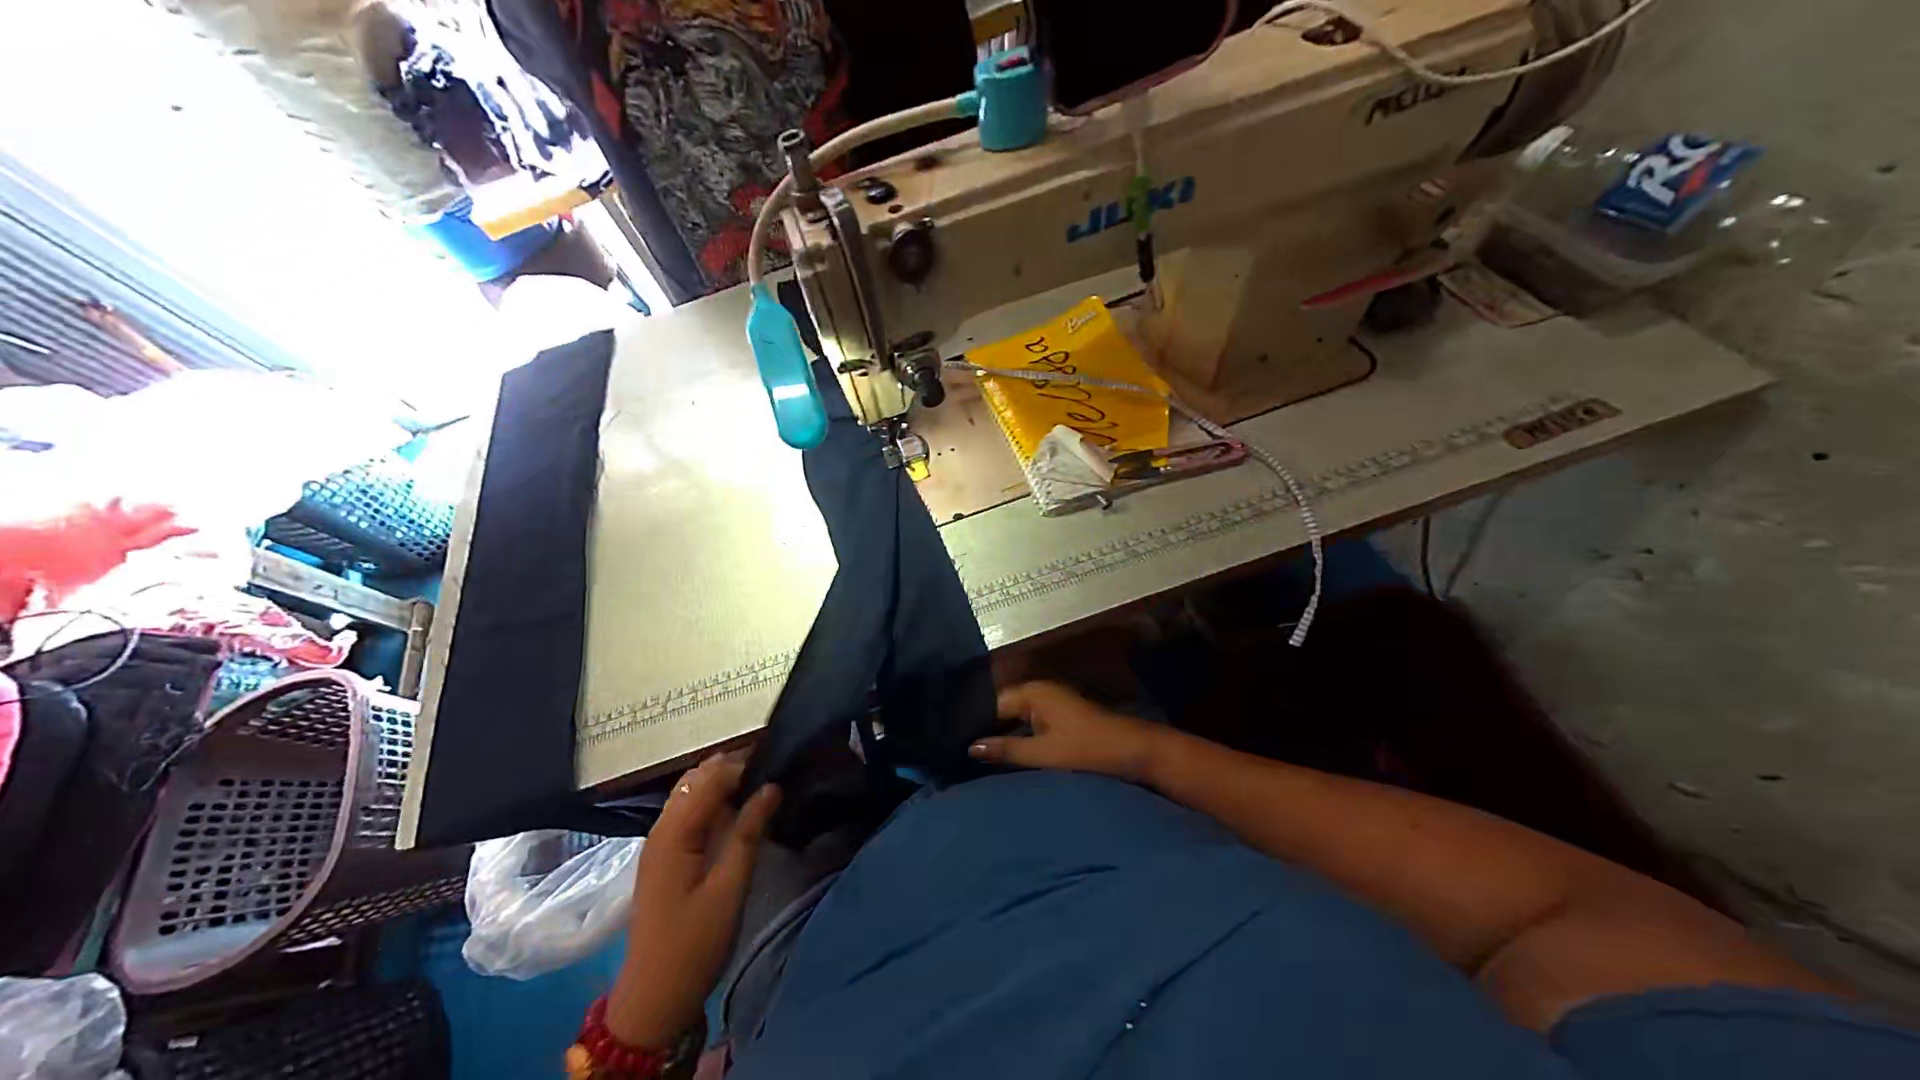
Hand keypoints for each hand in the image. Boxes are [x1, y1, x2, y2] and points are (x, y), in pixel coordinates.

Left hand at [606, 753, 780, 1046]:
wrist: (654, 997)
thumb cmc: (695, 943)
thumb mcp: (730, 888)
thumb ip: (748, 832)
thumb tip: (771, 786)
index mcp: (674, 832)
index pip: (710, 778)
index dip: (744, 765)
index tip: (780, 762)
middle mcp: (662, 828)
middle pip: (696, 778)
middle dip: (733, 768)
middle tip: (774, 771)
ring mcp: (660, 842)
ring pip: (690, 793)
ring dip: (722, 783)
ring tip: (761, 787)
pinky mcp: (665, 856)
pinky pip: (688, 812)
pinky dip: (712, 802)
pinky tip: (738, 812)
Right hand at [968, 681, 1172, 782]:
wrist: (1134, 753)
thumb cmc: (1086, 751)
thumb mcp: (1042, 754)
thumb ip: (1004, 750)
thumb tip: (969, 747)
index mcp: (1032, 692)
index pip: (990, 702)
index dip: (972, 722)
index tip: (951, 742)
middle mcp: (1039, 691)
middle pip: (1001, 708)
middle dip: (984, 728)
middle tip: (958, 750)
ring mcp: (1051, 703)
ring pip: (1015, 717)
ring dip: (1000, 734)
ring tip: (974, 755)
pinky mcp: (1060, 717)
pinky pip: (1028, 723)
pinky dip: (1016, 736)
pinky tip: (1004, 754)